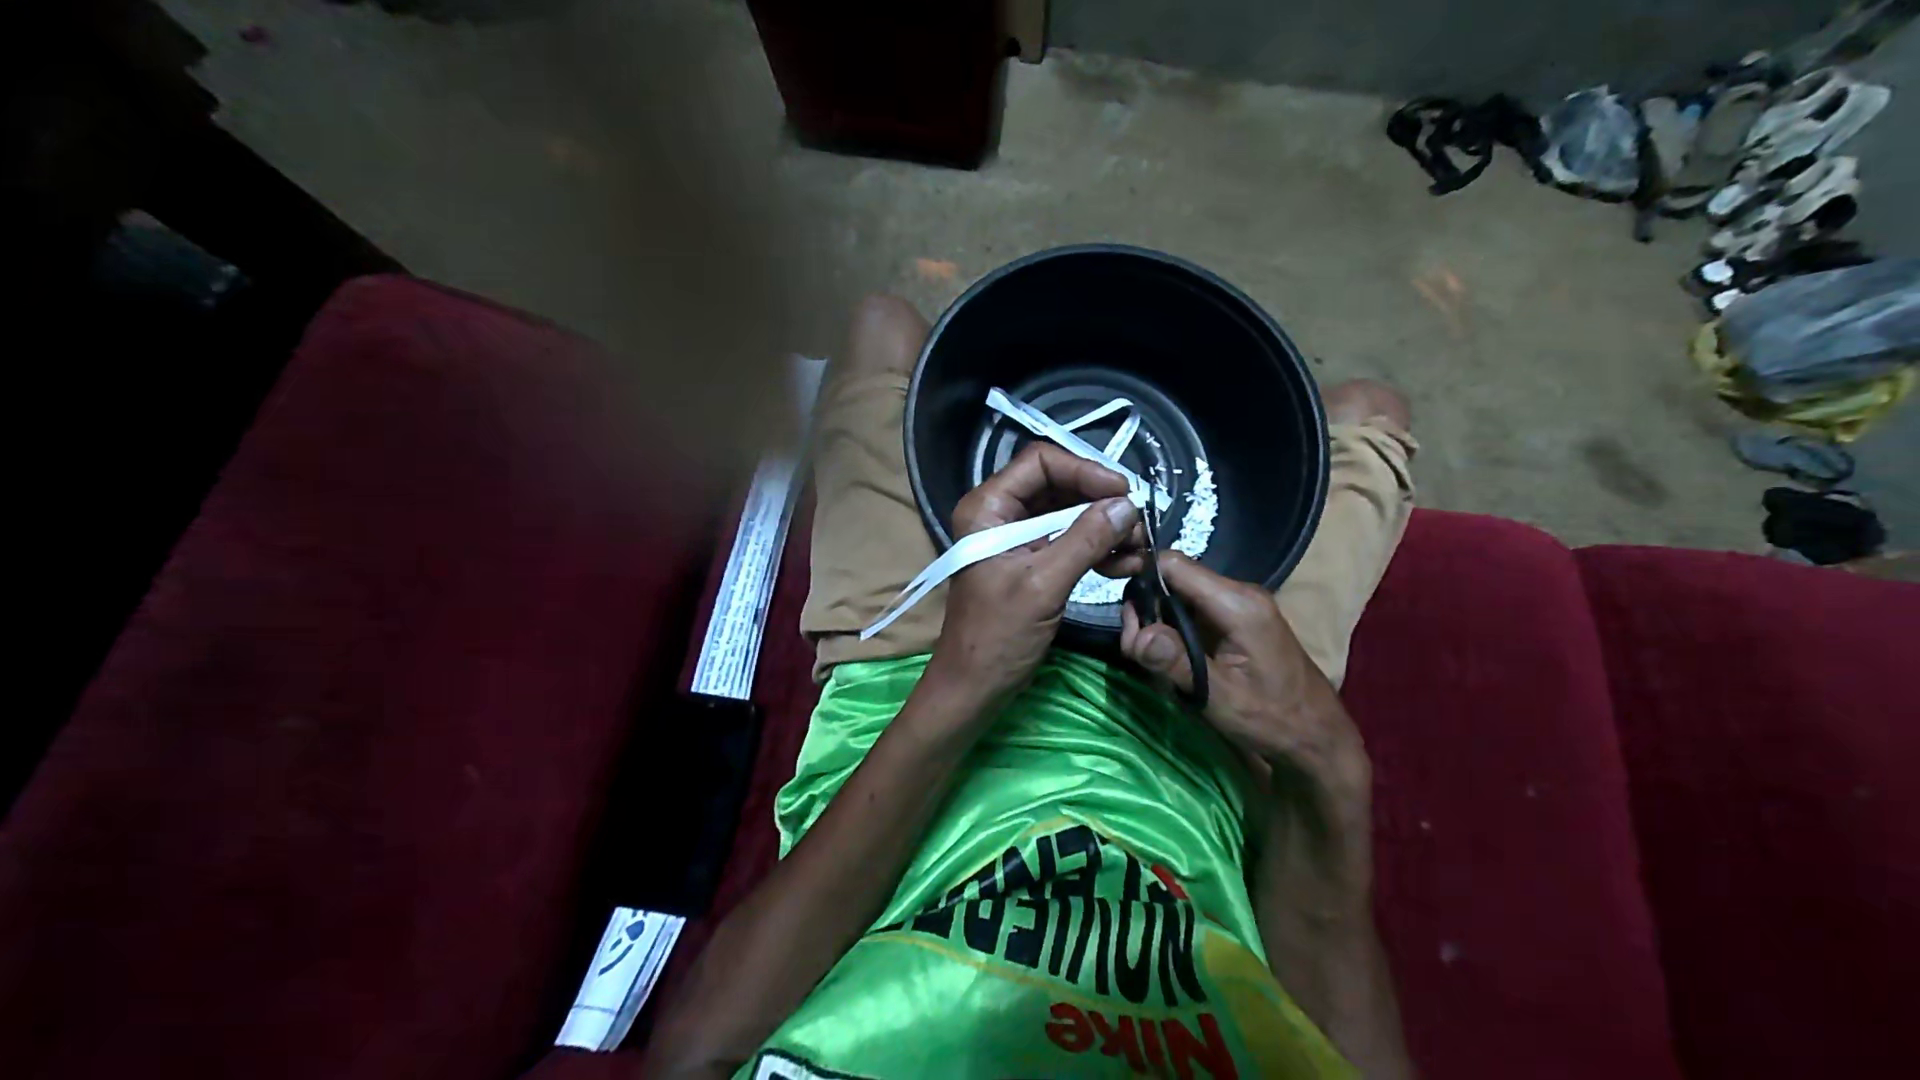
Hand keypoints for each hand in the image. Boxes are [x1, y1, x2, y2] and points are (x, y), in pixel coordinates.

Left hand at [927, 443, 1143, 706]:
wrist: (974, 686)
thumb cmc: (997, 636)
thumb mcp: (1043, 584)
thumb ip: (1085, 540)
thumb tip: (1128, 506)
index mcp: (988, 507)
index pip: (1041, 462)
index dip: (1085, 470)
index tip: (1124, 493)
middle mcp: (1001, 514)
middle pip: (1060, 486)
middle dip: (1101, 502)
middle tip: (1138, 525)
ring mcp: (1018, 538)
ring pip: (1070, 514)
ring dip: (1106, 527)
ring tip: (1137, 549)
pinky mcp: (1033, 562)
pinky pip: (1071, 541)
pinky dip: (1098, 549)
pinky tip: (1126, 564)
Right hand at [1120, 552, 1368, 802]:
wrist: (1316, 737)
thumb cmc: (1272, 718)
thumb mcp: (1220, 697)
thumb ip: (1176, 662)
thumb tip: (1136, 635)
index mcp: (1238, 604)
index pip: (1174, 564)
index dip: (1140, 574)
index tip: (1118, 605)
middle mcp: (1238, 593)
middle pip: (1173, 579)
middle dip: (1145, 608)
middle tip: (1134, 648)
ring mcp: (1237, 605)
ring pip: (1179, 595)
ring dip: (1157, 622)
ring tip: (1148, 657)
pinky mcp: (1234, 620)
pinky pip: (1191, 610)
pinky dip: (1172, 629)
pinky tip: (1168, 657)